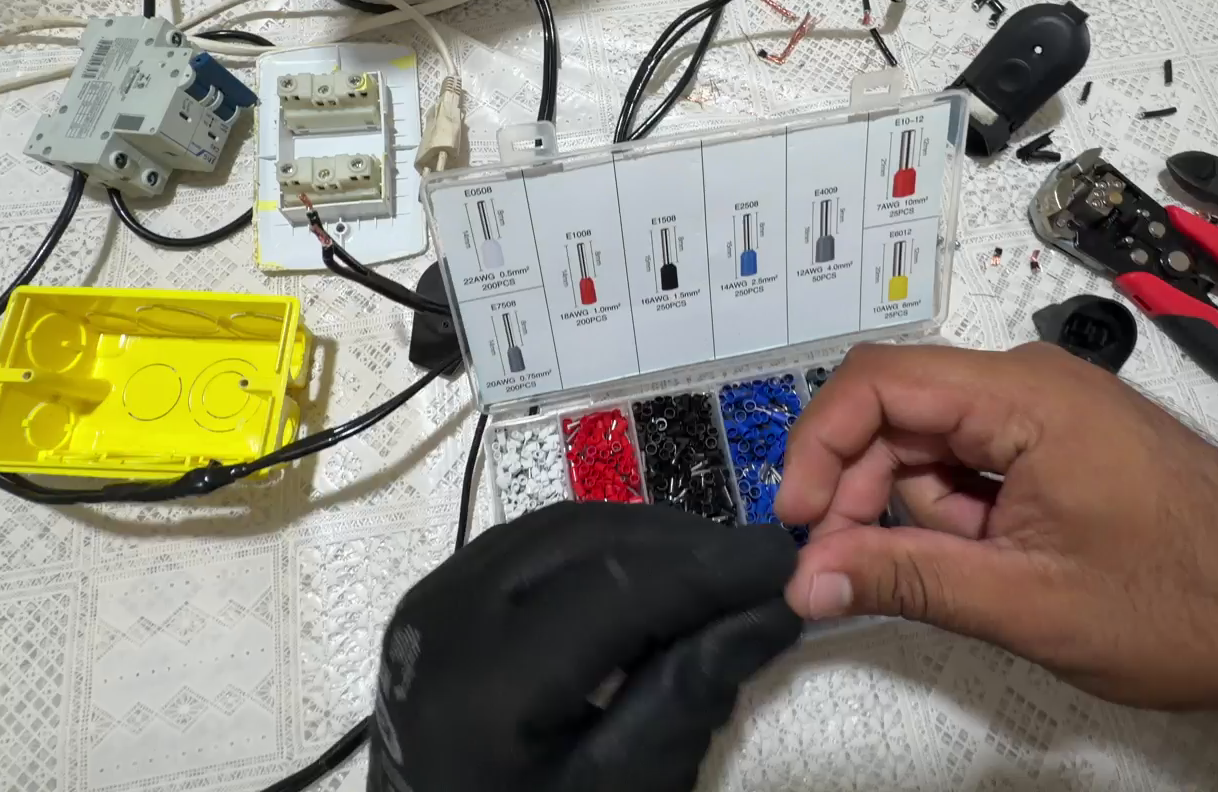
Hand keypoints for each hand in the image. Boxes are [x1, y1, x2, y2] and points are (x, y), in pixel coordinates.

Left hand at [368, 502, 801, 791]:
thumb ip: (691, 693)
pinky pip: (536, 538)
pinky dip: (601, 544)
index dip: (707, 566)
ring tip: (709, 569)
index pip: (615, 590)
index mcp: (481, 686)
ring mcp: (435, 591)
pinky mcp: (441, 585)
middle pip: (588, 541)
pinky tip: (645, 571)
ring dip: (645, 538)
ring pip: (563, 525)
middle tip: (753, 566)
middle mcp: (444, 616)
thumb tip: (772, 607)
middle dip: (683, 546)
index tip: (782, 558)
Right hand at [775, 342, 1217, 710]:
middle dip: (865, 488)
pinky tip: (992, 551)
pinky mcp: (1051, 431)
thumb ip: (904, 580)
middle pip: (896, 411)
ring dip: (919, 507)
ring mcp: (1041, 402)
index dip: (820, 442)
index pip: (879, 381)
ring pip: (926, 438)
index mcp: (1022, 393)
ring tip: (975, 570)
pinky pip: (965, 453)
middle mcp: (1024, 377)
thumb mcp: (1028, 603)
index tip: (798, 518)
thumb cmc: (1187, 611)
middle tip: (855, 567)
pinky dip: (954, 505)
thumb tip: (804, 582)